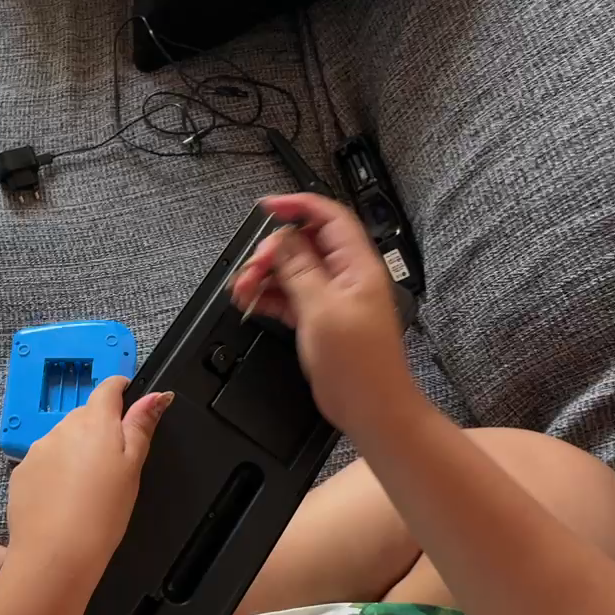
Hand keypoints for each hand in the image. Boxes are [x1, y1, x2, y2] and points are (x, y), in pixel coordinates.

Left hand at [6, 377, 172, 591]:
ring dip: (76, 450)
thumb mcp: (133, 468)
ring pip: (63, 438)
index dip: (121, 390)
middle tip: (114, 463)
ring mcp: (38, 449)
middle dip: (100, 429)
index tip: (129, 401)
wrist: (55, 554)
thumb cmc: (103, 513)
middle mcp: (62, 427)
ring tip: (88, 487)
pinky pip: (44, 461)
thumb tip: (156, 394)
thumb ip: (141, 426)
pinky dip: (55, 470)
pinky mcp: (21, 471)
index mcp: (95, 422)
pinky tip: (64, 498)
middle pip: (85, 414)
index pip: (108, 388)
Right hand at [229, 193, 419, 430]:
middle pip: (303, 244)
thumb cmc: (361, 367)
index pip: (328, 218)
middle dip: (272, 251)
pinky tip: (251, 302)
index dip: (298, 206)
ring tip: (243, 289)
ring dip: (265, 275)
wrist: (371, 409)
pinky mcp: (319, 318)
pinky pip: (288, 296)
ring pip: (292, 270)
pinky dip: (268, 296)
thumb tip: (280, 241)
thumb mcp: (322, 310)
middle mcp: (345, 277)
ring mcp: (332, 298)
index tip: (267, 208)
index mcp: (357, 266)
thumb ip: (299, 271)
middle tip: (252, 268)